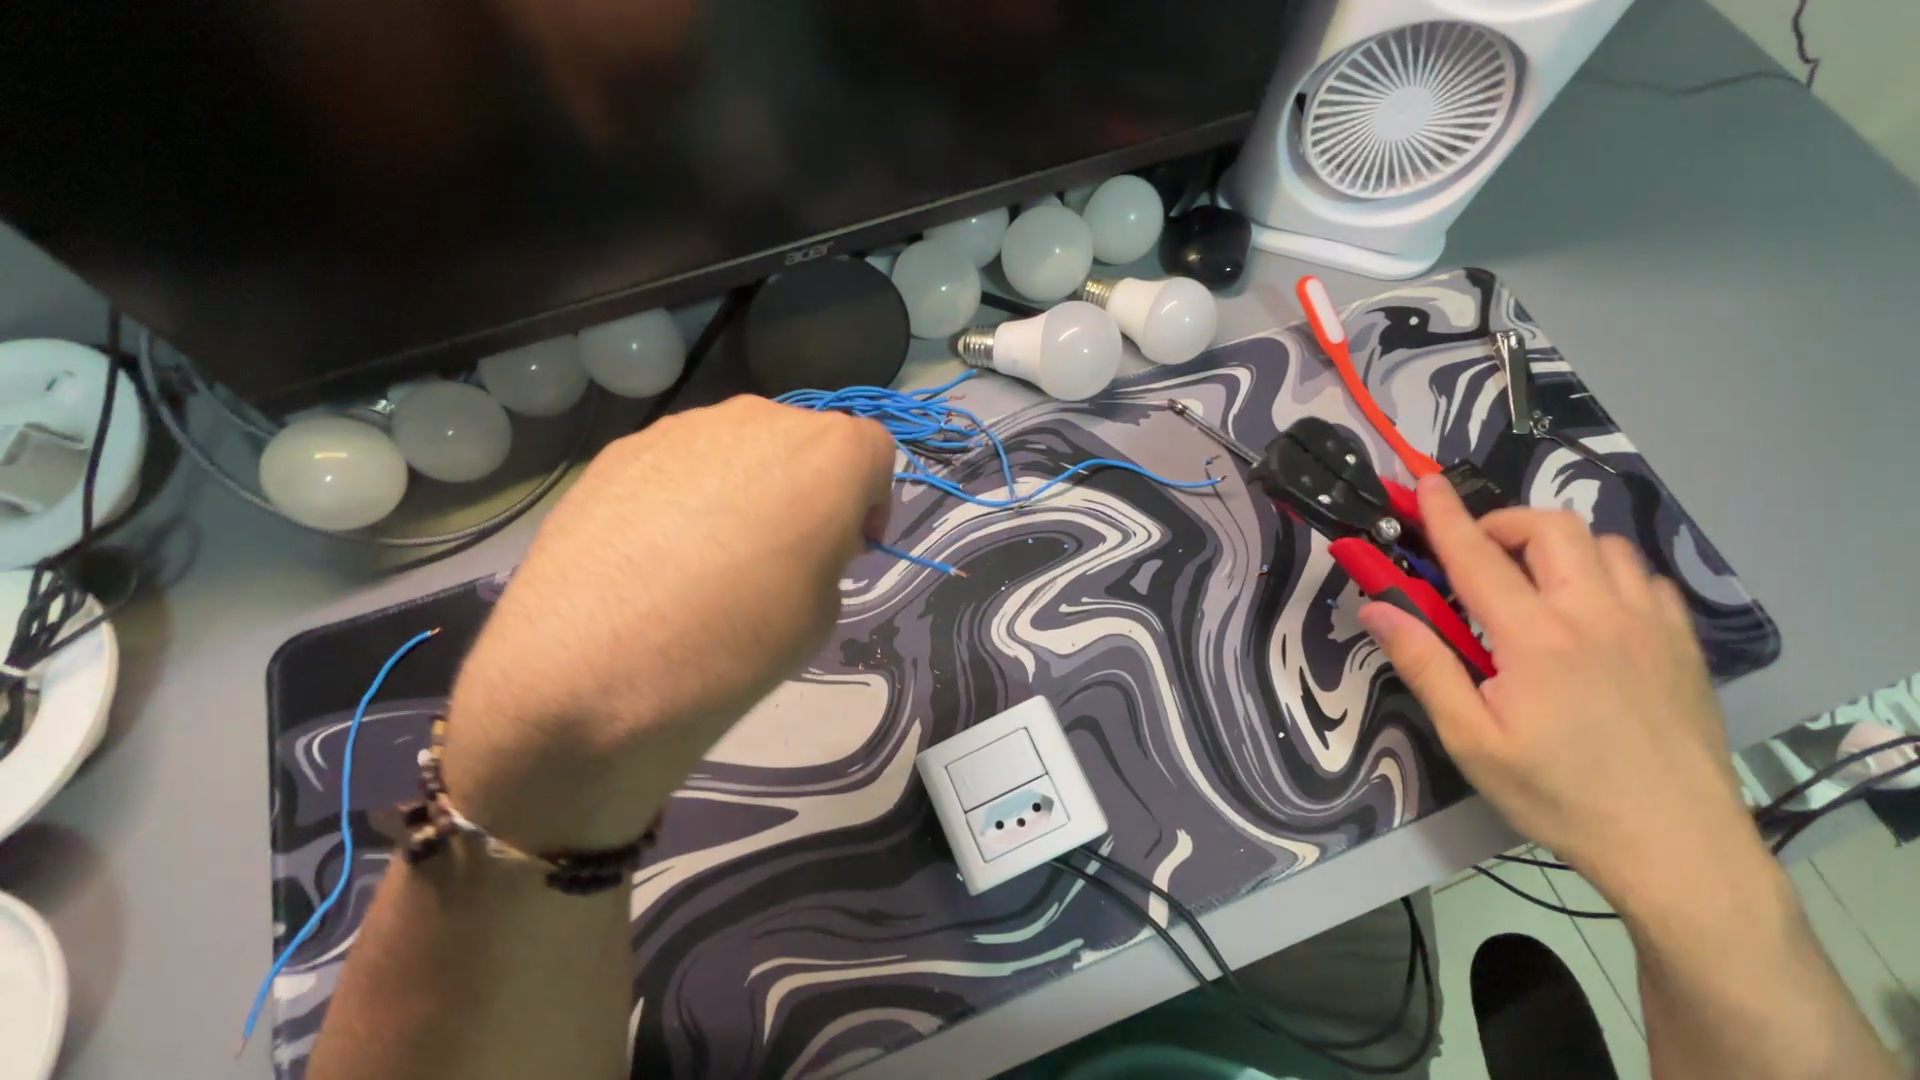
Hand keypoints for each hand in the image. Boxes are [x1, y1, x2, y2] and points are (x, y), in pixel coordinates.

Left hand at [439, 396, 895, 849]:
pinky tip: (658, 553)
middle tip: (785, 554)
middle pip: (805, 442)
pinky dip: (688, 495)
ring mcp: (686, 427)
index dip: (870, 503)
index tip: (850, 551)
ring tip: (713, 556)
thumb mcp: (822, 612)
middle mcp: (762, 419)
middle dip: (808, 490)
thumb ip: (827, 553)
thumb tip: (795, 539)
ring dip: (747, 487)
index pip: (876, 453)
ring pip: (740, 448)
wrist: (593, 664)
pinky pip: (681, 463)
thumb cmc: (737, 641)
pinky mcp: (624, 449)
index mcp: (830, 453)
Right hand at [1358, 476, 1763, 911]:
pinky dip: (1607, 574)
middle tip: (1477, 556)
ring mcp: (1649, 624)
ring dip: (1557, 547)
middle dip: (1505, 524)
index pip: (1478, 555)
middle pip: (1550, 529)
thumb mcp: (1471, 739)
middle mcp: (1595, 613)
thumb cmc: (1557, 793)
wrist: (1676, 844)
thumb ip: (1424, 664)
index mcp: (1534, 637)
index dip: (1446, 515)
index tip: (1425, 483)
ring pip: (1603, 544)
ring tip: (1533, 583)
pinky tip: (1591, 612)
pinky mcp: (1683, 643)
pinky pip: (1644, 578)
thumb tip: (1376, 606)